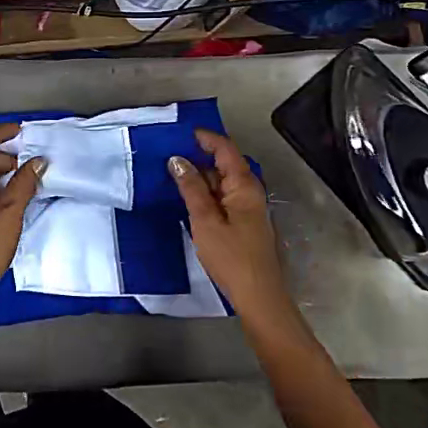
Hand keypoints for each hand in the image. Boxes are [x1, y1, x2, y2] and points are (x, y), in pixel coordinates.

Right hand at [169, 130, 292, 321]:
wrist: (258, 294)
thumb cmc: (231, 256)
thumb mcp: (205, 221)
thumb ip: (192, 189)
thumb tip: (178, 160)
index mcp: (244, 184)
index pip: (225, 149)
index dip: (205, 138)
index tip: (182, 133)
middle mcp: (250, 190)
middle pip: (225, 164)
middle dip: (199, 157)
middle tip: (169, 155)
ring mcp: (248, 207)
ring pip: (223, 182)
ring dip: (201, 177)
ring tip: (172, 176)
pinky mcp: (244, 222)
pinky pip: (223, 198)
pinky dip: (206, 194)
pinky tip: (189, 201)